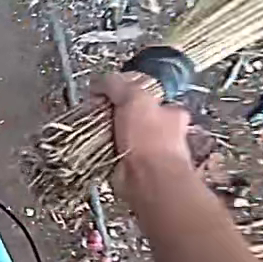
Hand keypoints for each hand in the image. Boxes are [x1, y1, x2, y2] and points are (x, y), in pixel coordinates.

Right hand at [95, 72, 193, 194]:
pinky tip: (95, 146)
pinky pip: (111, 150)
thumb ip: (116, 85)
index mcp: (171, 112)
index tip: (104, 93)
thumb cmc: (149, 139)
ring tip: (92, 130)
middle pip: (130, 114)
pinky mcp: (132, 166)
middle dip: (111, 113)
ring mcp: (149, 150)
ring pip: (119, 132)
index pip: (144, 94)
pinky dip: (101, 148)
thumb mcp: (133, 97)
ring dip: (105, 131)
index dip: (122, 91)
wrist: (148, 179)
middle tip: (96, 112)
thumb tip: (98, 83)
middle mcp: (163, 131)